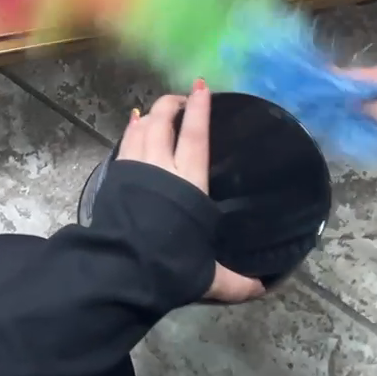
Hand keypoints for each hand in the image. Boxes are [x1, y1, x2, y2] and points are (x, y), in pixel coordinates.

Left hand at [118, 81, 264, 303]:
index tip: (201, 87)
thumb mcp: (205, 275)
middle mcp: (161, 167)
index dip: (199, 108)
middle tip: (181, 99)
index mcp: (188, 182)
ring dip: (151, 115)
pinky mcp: (115, 176)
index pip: (195, 135)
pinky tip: (134, 124)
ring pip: (142, 128)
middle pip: (163, 122)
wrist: (122, 265)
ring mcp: (134, 168)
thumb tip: (261, 289)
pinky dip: (131, 129)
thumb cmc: (169, 263)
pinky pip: (125, 142)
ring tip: (158, 111)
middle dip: (172, 104)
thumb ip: (233, 279)